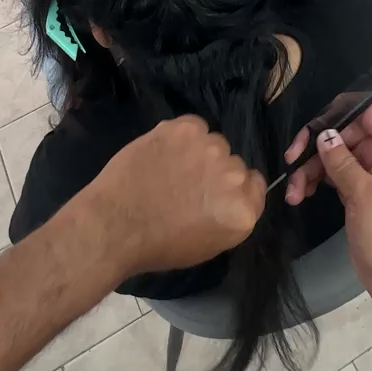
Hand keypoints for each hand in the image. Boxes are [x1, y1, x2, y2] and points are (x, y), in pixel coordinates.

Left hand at [68, 114, 265, 276]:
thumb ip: (228, 213)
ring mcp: (210, 147)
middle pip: (234, 162)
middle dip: (215, 170)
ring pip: (213, 141)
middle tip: (188, 184)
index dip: (234, 187)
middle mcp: (233, 175)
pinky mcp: (185, 127)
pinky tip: (163, 153)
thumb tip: (227, 193)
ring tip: (171, 168)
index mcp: (243, 210)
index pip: (255, 183)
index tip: (215, 192)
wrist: (115, 225)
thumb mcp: (208, 244)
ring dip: (197, 151)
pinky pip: (193, 125)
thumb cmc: (159, 245)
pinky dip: (180, 136)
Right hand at [283, 98, 371, 293]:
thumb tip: (324, 135)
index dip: (346, 106)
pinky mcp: (352, 191)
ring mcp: (365, 174)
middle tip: (292, 158)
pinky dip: (312, 181)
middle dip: (316, 142)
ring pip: (331, 153)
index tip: (318, 120)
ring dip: (309, 167)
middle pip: (344, 130)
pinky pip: (329, 173)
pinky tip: (300, 195)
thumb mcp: (367, 197)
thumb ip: (344, 163)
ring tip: (294, 190)